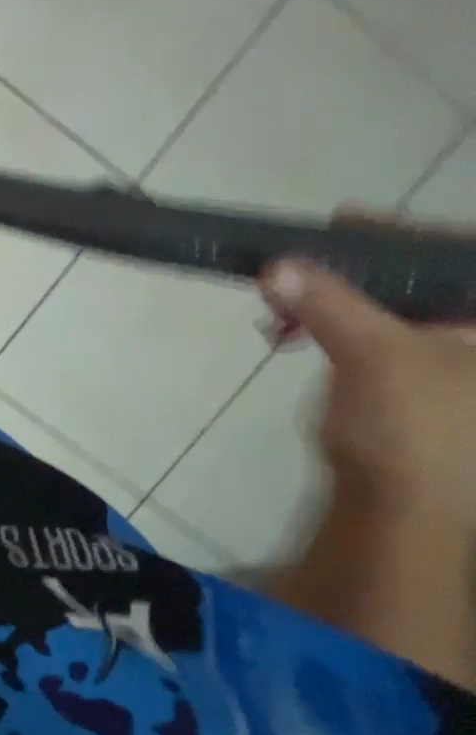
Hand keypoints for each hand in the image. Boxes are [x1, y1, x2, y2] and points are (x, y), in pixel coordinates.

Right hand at [260, 258, 475, 533]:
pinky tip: (298, 337)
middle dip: (354, 274)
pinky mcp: (425, 387)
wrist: (405, 509)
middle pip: (426, 281)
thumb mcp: (373, 354)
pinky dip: (337, 331)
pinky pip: (381, 337)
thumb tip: (277, 263)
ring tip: (283, 311)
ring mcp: (458, 364)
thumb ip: (327, 303)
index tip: (341, 224)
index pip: (459, 255)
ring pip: (396, 309)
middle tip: (298, 269)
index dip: (404, 235)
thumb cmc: (417, 429)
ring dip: (336, 303)